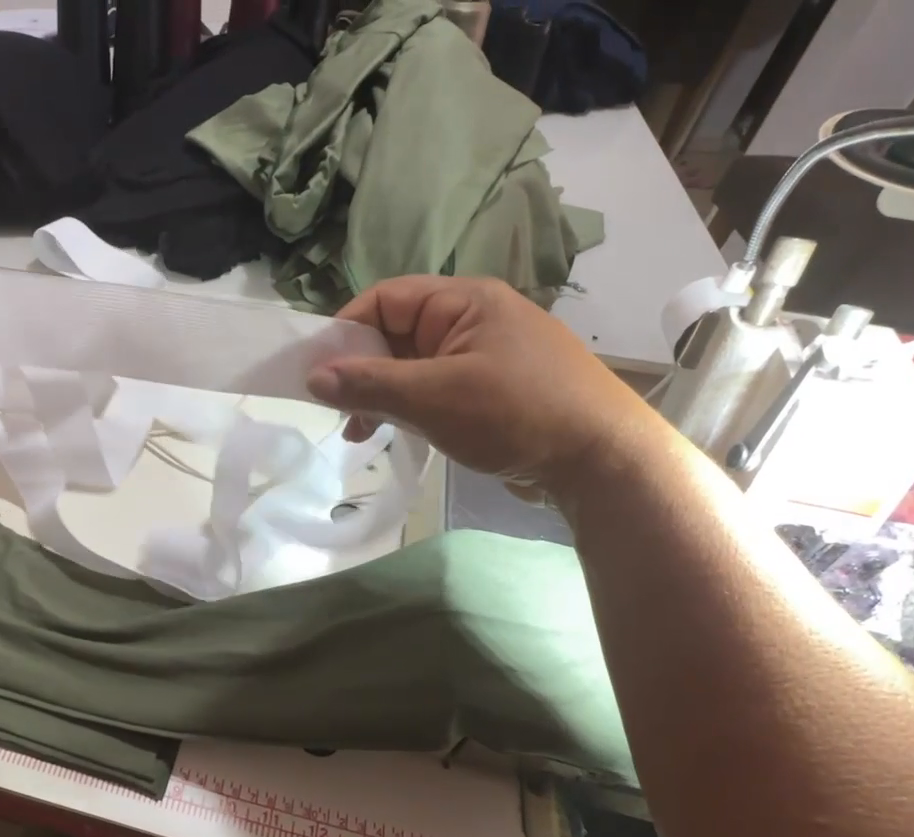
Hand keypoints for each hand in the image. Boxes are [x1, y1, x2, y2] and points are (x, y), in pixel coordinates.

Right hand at [307, 276, 670, 502]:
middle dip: (360, 370)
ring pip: (411, 367)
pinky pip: (434, 391)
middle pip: (395, 333)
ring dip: (381, 396)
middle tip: (339, 410)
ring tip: (361, 433)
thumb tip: (312, 377)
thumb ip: (369, 384)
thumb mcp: (433, 397)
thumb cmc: (516, 413)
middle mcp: (472, 321)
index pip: (385, 299)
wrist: (602, 460)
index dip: (346, 330)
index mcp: (463, 302)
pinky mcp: (490, 392)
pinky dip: (408, 410)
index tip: (317, 372)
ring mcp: (483, 357)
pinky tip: (394, 437)